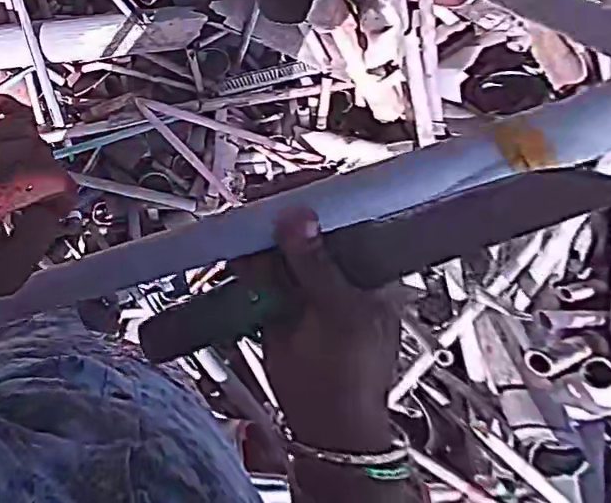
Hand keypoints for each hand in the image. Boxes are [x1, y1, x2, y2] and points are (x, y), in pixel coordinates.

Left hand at [0, 96, 75, 334]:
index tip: (60, 205)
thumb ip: (42, 236)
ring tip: (30, 168)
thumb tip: (55, 206)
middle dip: (49, 171)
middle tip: (45, 194)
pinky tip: (15, 125)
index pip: (49, 175)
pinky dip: (5, 107)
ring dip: (33, 144)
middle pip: (37, 147)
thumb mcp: (7, 271)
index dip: (65, 192)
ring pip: (18, 123)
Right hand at [249, 208, 400, 453]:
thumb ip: (317, 265)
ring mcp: (303, 274)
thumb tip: (298, 218)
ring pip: (275, 236)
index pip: (346, 213)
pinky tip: (241, 259)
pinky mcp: (275, 287)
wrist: (320, 423)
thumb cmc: (352, 377)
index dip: (319, 195)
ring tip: (247, 233)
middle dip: (279, 210)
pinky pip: (255, 260)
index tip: (293, 187)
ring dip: (258, 231)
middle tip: (260, 203)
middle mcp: (335, 263)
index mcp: (368, 265)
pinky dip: (244, 256)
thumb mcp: (341, 315)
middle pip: (304, 219)